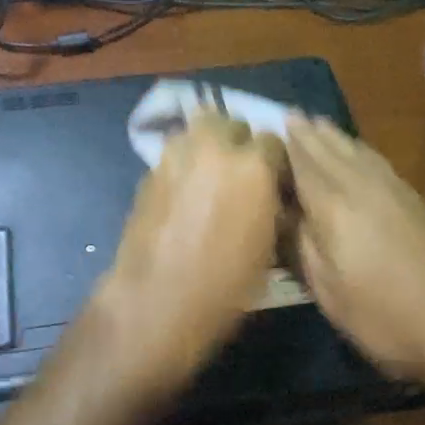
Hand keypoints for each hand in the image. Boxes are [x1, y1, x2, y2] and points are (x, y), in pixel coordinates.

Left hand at [92, 113, 285, 391]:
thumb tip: (269, 197)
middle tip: (240, 175)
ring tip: (210, 177)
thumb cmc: (225, 286)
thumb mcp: (268, 247)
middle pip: (232, 123)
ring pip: (197, 130)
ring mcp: (176, 156)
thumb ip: (271, 207)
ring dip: (207, 146)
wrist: (157, 301)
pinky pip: (174, 155)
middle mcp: (215, 149)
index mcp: (254, 166)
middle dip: (239, 144)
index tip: (273, 183)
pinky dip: (183, 166)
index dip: (275, 164)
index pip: (274, 142)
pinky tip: (184, 195)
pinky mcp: (149, 171)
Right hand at [285, 115, 424, 382]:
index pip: (302, 167)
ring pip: (357, 152)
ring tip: (318, 123)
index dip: (284, 146)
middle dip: (308, 133)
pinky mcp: (418, 202)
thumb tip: (285, 215)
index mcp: (334, 209)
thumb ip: (304, 249)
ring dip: (335, 136)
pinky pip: (377, 161)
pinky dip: (360, 149)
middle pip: (330, 152)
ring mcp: (395, 191)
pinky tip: (359, 152)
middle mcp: (363, 188)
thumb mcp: (331, 294)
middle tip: (289, 114)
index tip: (265, 126)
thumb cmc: (388, 319)